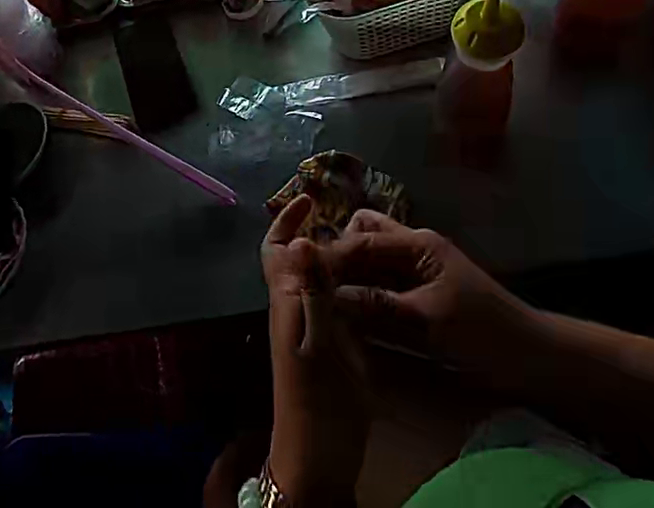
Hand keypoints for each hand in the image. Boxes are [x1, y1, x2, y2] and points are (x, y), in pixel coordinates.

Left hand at [264, 195, 369, 504]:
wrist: (321, 453)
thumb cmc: (315, 398)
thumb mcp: (316, 342)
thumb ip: (312, 291)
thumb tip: (305, 239)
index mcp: (286, 300)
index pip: (278, 250)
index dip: (287, 221)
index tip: (309, 198)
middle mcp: (296, 306)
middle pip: (298, 257)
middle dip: (315, 229)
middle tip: (348, 212)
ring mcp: (315, 324)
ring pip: (318, 275)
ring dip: (335, 250)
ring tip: (366, 234)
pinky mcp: (334, 340)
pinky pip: (338, 295)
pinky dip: (351, 276)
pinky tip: (375, 274)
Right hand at [326, 211, 529, 368]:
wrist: (525, 356)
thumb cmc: (480, 331)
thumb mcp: (427, 320)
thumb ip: (377, 306)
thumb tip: (327, 297)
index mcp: (417, 245)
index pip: (362, 240)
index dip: (330, 255)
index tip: (298, 273)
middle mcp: (413, 250)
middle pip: (364, 239)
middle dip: (337, 257)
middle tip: (307, 286)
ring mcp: (416, 273)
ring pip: (370, 263)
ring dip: (348, 276)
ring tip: (317, 300)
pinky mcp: (418, 298)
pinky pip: (381, 288)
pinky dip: (362, 296)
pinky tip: (344, 316)